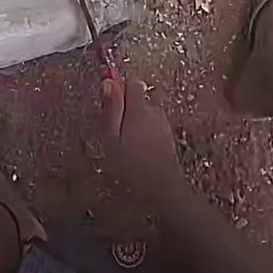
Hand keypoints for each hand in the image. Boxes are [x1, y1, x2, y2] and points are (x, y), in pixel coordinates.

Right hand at [97, 75, 190, 203]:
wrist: (161, 191)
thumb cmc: (131, 166)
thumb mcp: (112, 137)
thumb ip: (111, 109)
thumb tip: (108, 81)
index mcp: (140, 109)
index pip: (130, 82)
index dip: (117, 87)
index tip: (106, 99)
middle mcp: (155, 112)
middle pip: (136, 98)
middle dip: (123, 109)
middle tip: (111, 131)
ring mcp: (163, 125)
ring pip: (142, 114)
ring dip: (132, 123)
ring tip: (122, 145)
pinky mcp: (166, 138)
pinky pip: (149, 127)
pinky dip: (141, 133)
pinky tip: (135, 152)